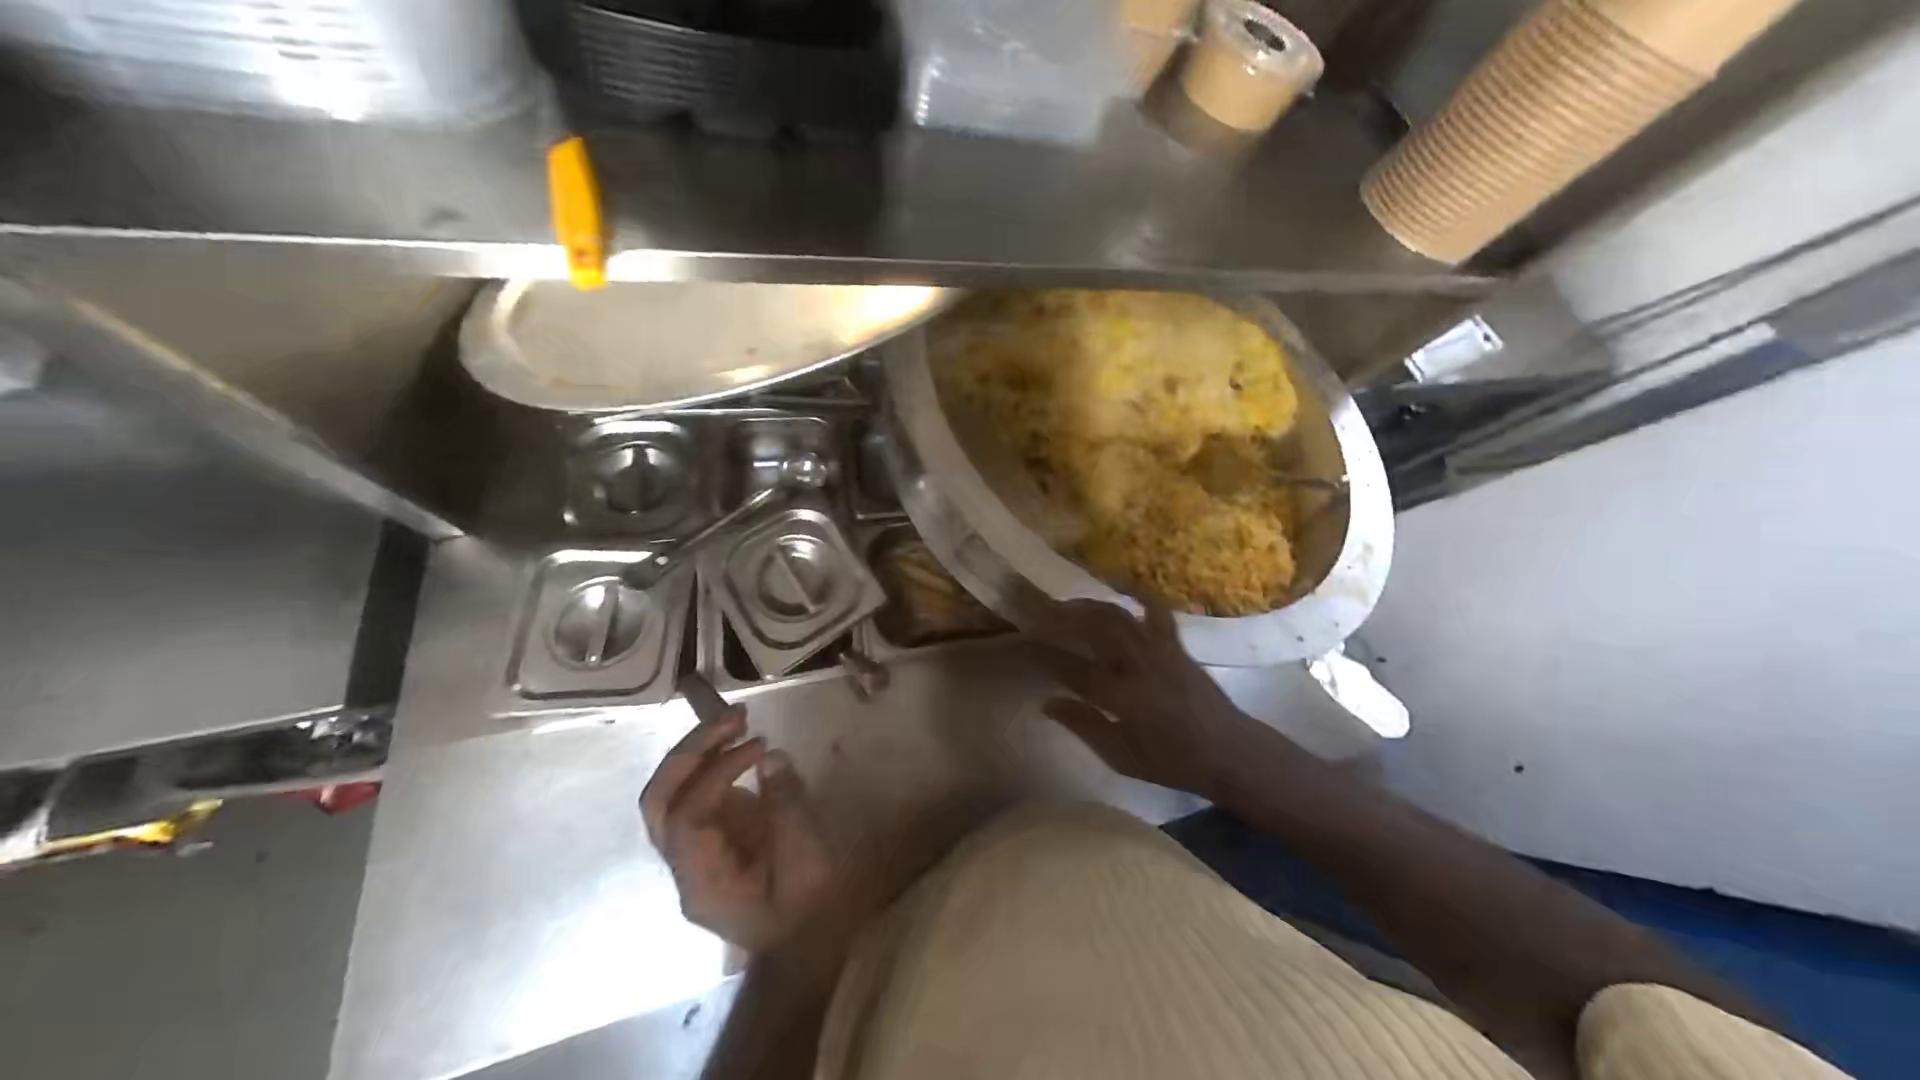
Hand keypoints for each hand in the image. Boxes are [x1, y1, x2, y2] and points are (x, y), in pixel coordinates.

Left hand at [641, 675, 836, 951]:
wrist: (803, 944)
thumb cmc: (807, 909)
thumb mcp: (808, 861)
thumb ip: (787, 808)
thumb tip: (771, 759)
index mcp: (701, 882)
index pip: (685, 819)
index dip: (715, 775)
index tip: (757, 746)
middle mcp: (682, 867)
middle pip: (659, 802)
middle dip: (690, 752)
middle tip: (734, 718)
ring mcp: (690, 851)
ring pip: (668, 796)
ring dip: (697, 753)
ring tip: (737, 720)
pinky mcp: (707, 837)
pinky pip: (692, 795)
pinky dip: (711, 764)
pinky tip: (740, 743)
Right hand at [1038, 599, 1280, 798]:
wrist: (1230, 753)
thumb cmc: (1173, 762)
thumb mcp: (1121, 757)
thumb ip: (1084, 726)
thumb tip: (1047, 702)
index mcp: (1123, 699)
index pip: (1074, 670)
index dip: (1047, 657)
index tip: (1026, 645)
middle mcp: (1140, 667)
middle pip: (1094, 629)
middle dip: (1061, 618)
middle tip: (1038, 614)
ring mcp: (1160, 652)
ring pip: (1118, 616)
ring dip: (1088, 606)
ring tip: (1065, 605)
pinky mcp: (1176, 646)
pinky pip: (1155, 612)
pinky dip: (1137, 595)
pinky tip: (1119, 587)